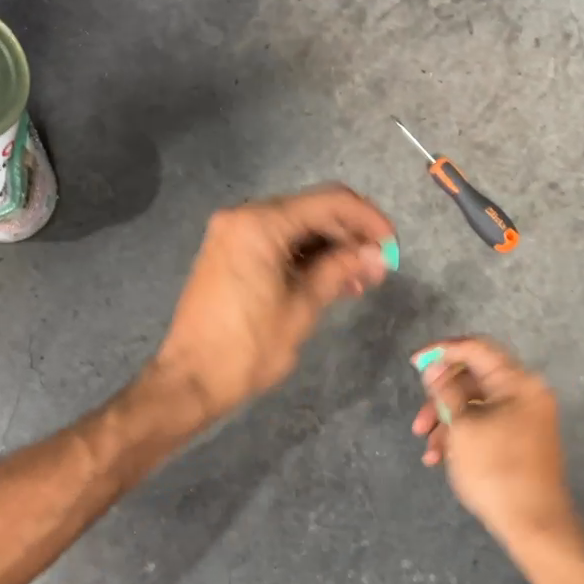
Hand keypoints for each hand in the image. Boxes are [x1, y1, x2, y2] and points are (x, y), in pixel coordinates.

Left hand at [152, 186, 395, 418]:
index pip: (329, 202)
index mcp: (260, 224)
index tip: (392, 245)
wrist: (191, 381)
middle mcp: (242, 218)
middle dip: (348, 236)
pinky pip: (273, 245)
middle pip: (310, 211)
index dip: (367, 220)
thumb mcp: (301, 309)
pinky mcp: (226, 257)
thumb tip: (376, 255)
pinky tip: (328, 281)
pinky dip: (301, 259)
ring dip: (327, 250)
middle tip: (377, 268)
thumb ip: (339, 271)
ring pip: (293, 229)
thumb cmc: (247, 349)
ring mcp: (230, 236)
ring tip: (358, 281)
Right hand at [410, 337, 581, 545]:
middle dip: (440, 399)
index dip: (443, 351)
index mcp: (518, 382)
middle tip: (419, 423)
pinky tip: (442, 459)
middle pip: (473, 379)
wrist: (533, 520)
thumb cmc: (496, 470)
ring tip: (430, 451)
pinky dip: (462, 436)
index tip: (414, 364)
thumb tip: (434, 365)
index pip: (476, 349)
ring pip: (475, 406)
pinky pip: (485, 425)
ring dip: (447, 424)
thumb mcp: (463, 427)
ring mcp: (525, 417)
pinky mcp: (520, 439)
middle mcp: (526, 393)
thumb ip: (447, 391)